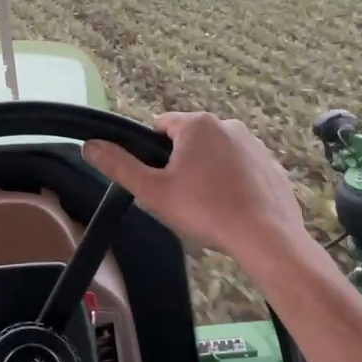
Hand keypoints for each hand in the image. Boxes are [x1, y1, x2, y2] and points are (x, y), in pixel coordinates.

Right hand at [81, 113, 308, 263]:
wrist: (266, 237)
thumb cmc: (205, 210)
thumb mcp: (153, 191)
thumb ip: (119, 166)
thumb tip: (89, 145)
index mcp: (197, 124)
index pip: (160, 127)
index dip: (153, 155)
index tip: (159, 182)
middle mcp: (228, 124)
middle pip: (189, 141)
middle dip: (181, 164)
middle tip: (181, 198)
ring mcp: (254, 144)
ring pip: (216, 154)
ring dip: (207, 173)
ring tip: (208, 207)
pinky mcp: (271, 164)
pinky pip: (241, 169)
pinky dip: (233, 183)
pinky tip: (232, 209)